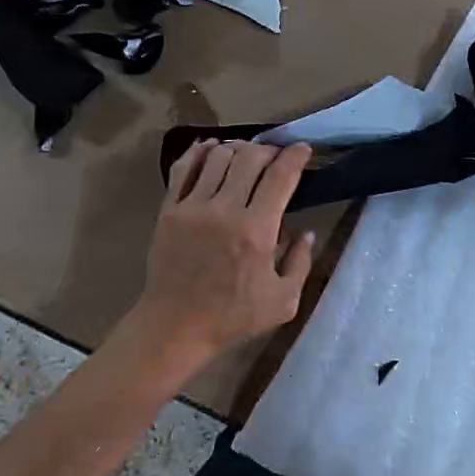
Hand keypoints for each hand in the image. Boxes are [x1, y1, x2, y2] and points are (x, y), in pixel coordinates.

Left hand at [126, 140, 315, 368]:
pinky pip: (184, 168)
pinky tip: (212, 148)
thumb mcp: (284, 300)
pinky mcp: (169, 210)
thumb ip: (300, 262)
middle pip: (250, 158)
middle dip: (269, 149)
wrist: (175, 327)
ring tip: (247, 154)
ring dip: (238, 148)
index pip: (280, 177)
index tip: (303, 149)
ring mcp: (192, 207)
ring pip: (218, 156)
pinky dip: (200, 151)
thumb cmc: (233, 317)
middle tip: (276, 156)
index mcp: (257, 231)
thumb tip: (306, 232)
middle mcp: (225, 210)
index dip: (295, 156)